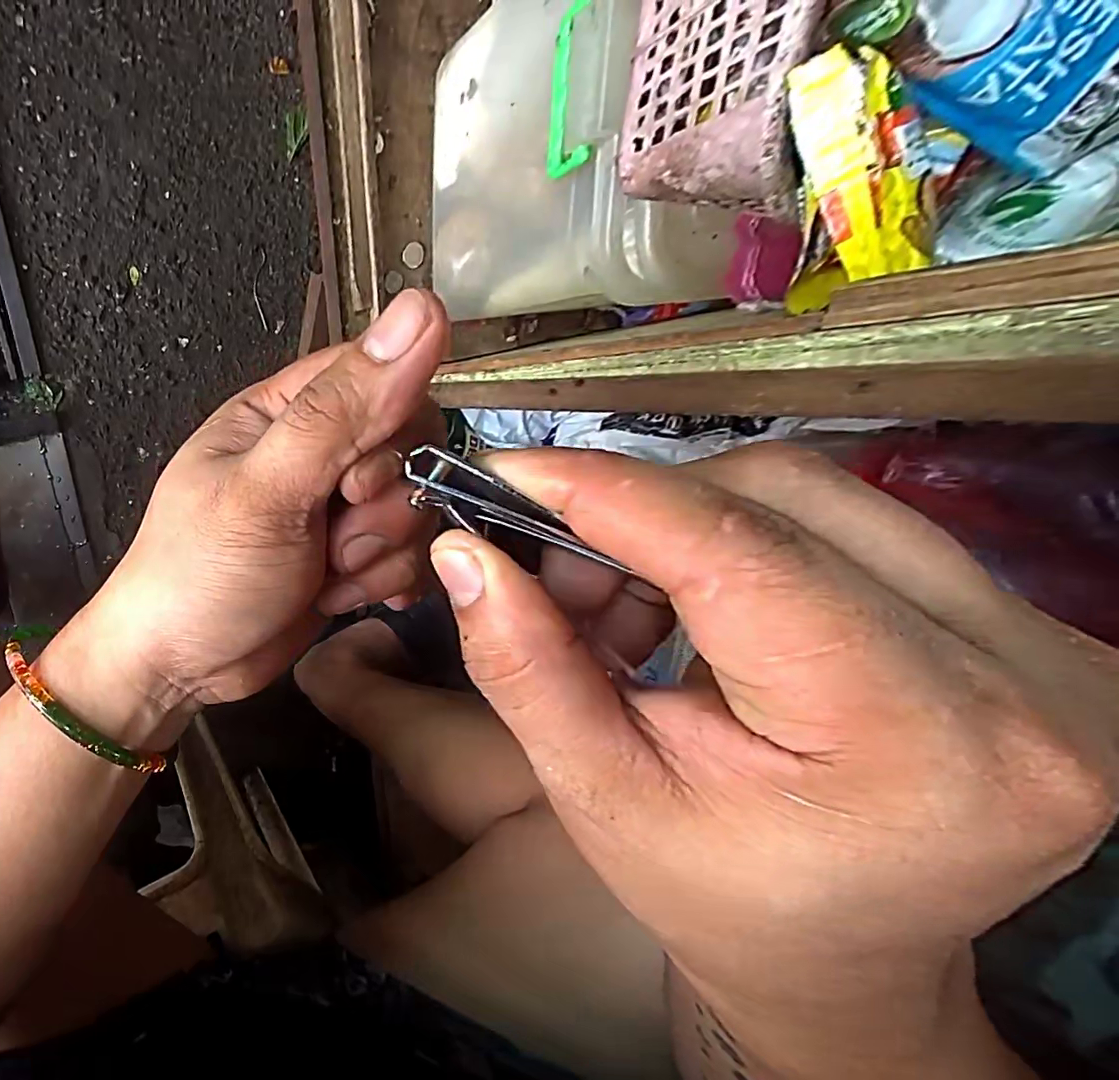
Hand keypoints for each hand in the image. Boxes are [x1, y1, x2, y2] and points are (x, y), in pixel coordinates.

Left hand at [76, 290, 447, 729]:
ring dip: (382, 551)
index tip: (352, 485)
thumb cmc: (199, 573)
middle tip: (336, 541)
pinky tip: (346, 596)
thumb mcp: (264, 490)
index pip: (376, 377)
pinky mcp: (347, 554)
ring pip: (413, 502)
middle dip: (385, 503)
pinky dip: (387, 578)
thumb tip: (420, 309)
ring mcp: (330, 506)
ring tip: (327, 577)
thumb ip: (339, 410)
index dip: (387, 429)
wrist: (178, 666)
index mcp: (278, 413)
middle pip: (406, 443)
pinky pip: (407, 548)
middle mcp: (310, 451)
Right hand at [430, 443, 1118, 1072]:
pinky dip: (710, 538)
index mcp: (915, 746)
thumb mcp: (590, 787)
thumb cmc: (707, 887)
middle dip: (632, 512)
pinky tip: (667, 605)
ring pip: (803, 493)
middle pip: (782, 500)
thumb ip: (523, 667)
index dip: (611, 495)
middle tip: (544, 567)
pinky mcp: (1004, 615)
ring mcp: (1036, 635)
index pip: (745, 560)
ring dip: (668, 524)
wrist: (836, 947)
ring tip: (606, 604)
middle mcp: (1020, 672)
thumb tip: (461, 553)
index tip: (506, 470)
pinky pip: (825, 519)